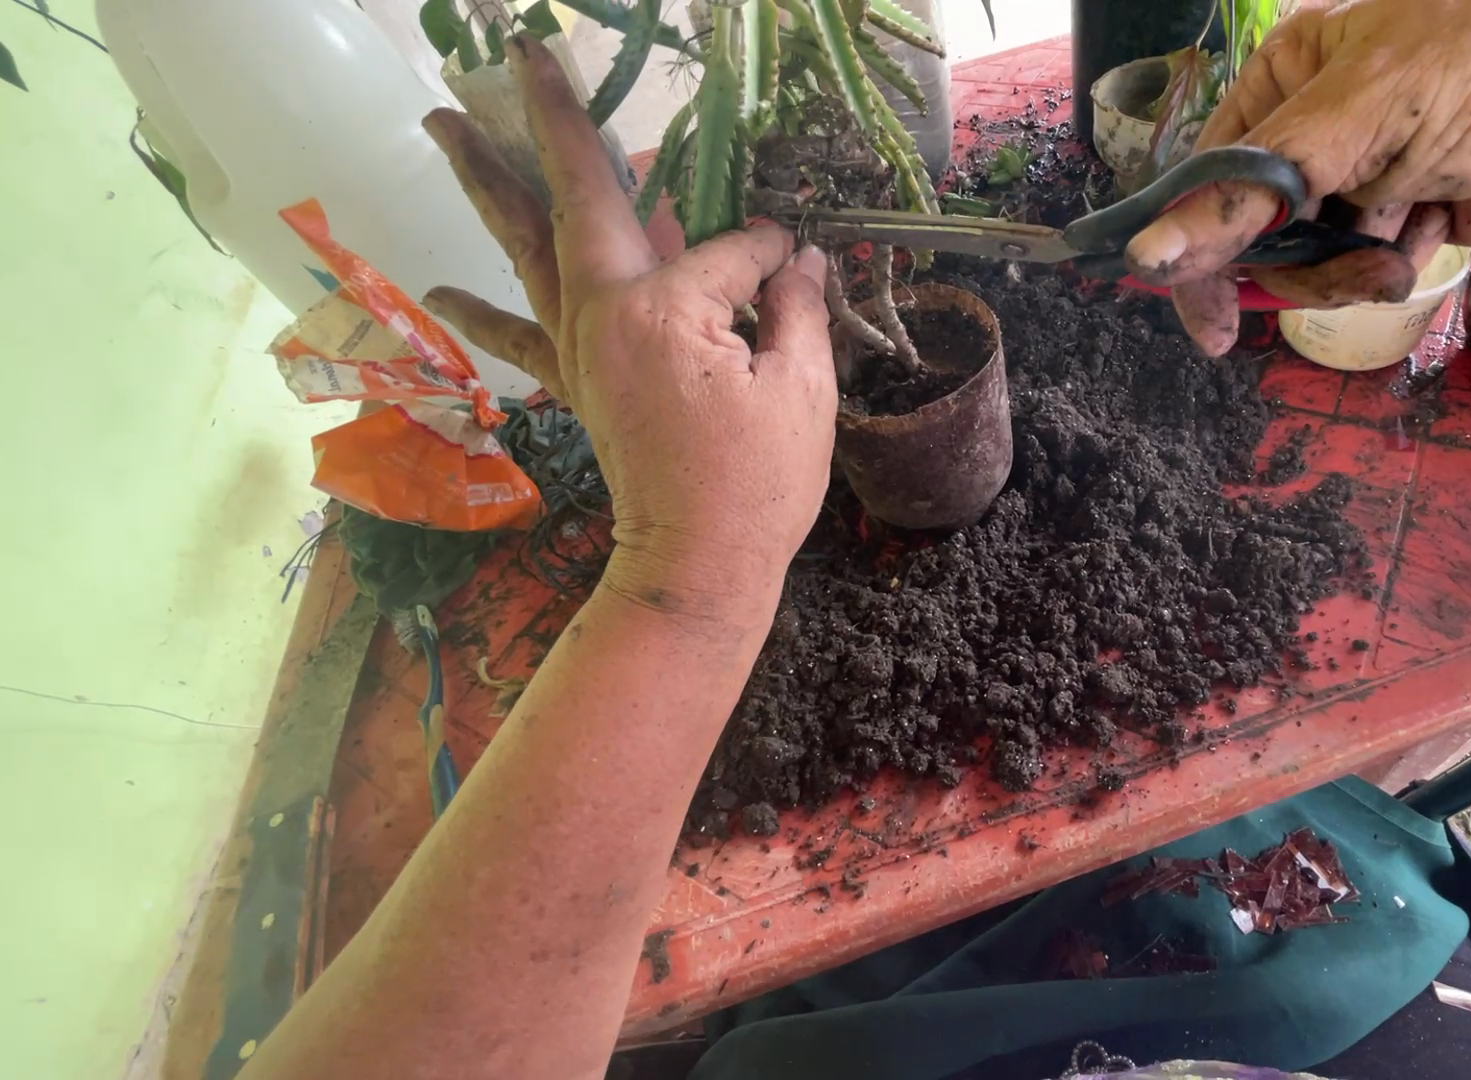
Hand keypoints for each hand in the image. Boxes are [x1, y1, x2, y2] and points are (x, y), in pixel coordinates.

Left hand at [420, 34, 836, 619]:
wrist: (701, 562)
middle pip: (578, 202)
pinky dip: (480, 307)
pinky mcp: (575, 385)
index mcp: (668, 311)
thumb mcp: (804, 392)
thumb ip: (799, 310)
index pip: (728, 253)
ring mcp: (579, 349)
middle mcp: (604, 314)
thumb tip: (800, 257)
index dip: (771, 256)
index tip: (796, 266)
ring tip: (440, 124)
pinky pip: (519, 334)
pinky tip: (438, 287)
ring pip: (525, 250)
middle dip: (554, 124)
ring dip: (485, 185)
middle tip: (520, 52)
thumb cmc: (761, 483)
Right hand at [1126, 0, 1470, 354]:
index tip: (1212, 326)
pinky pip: (1348, 271)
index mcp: (1279, 84)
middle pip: (1246, 237)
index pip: (1199, 187)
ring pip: (1298, 264)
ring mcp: (1344, 181)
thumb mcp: (1362, 115)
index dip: (1195, 258)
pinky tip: (1432, 229)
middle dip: (1298, 266)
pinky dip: (1386, 266)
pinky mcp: (1384, 218)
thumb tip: (1142, 255)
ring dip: (1347, 272)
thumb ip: (1249, 190)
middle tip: (1357, 268)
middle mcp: (1301, 133)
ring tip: (1405, 244)